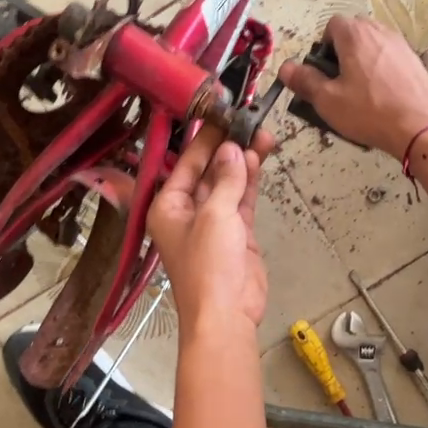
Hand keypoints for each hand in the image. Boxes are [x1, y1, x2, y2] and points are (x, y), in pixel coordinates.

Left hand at [148, 125, 276, 331]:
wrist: (226, 314)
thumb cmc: (208, 266)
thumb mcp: (215, 216)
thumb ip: (226, 180)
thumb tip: (233, 150)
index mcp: (166, 206)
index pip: (184, 163)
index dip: (204, 139)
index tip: (222, 114)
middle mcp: (186, 212)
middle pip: (206, 171)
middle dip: (227, 148)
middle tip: (247, 121)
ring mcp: (213, 223)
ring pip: (227, 184)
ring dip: (242, 162)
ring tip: (261, 135)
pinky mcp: (236, 235)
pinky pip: (241, 201)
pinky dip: (250, 182)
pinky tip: (259, 160)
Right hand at [278, 16, 427, 159]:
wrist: (421, 126)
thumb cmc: (369, 111)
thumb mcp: (328, 100)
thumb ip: (304, 81)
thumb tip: (285, 67)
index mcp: (355, 34)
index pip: (331, 26)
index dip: (322, 48)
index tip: (322, 74)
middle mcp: (379, 31)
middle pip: (353, 34)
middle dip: (342, 54)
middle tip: (338, 86)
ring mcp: (401, 45)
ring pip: (372, 47)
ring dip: (362, 63)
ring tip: (361, 95)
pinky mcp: (415, 62)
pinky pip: (390, 60)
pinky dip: (381, 73)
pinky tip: (382, 99)